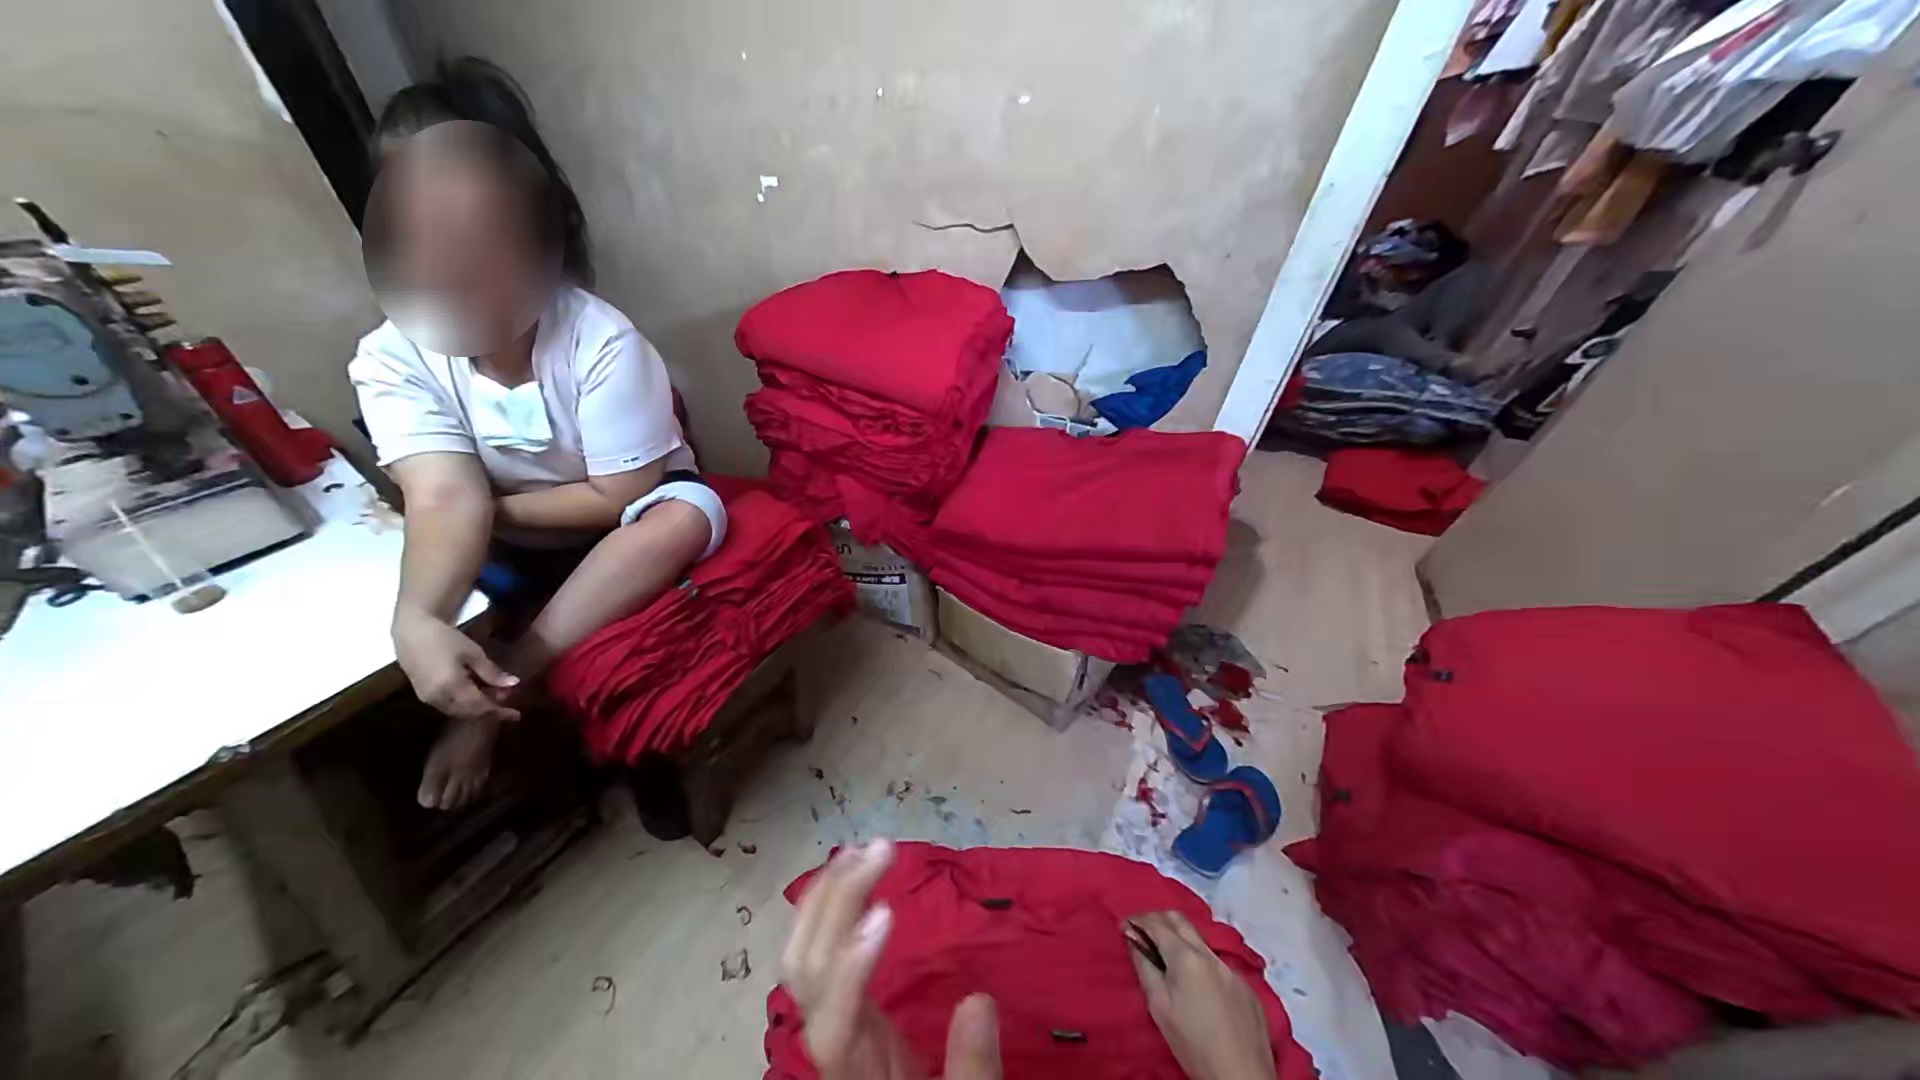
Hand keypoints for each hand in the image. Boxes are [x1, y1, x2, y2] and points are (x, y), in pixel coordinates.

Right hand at [392, 609, 520, 723]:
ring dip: (477, 710)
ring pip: (457, 712)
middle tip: (508, 709)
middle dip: (489, 713)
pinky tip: (477, 698)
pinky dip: (464, 706)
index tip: (517, 715)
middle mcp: (437, 698)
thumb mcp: (474, 654)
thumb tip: (513, 684)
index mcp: (452, 687)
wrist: (412, 632)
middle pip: (468, 713)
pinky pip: (447, 707)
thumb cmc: (446, 639)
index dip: (499, 712)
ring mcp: (427, 698)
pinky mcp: (422, 695)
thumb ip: (492, 672)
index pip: (481, 707)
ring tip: (496, 702)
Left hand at [780, 838, 1000, 1079]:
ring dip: (825, 895)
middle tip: (880, 849)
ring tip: (858, 849)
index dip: (850, 965)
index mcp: (853, 1069)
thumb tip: (979, 1000)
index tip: (886, 912)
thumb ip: (970, 1067)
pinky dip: (822, 906)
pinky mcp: (833, 999)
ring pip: (799, 954)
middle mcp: (826, 1037)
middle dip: (838, 901)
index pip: (833, 1020)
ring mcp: (824, 1015)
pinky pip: (810, 950)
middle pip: (807, 969)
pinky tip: (846, 876)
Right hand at [1126, 912, 1275, 1079]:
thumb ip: (1144, 966)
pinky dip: (1201, 965)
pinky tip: (1199, 989)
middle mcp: (1210, 955)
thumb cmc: (1192, 1044)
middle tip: (1142, 933)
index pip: (1157, 922)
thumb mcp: (1158, 1006)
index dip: (1138, 920)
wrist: (1241, 1078)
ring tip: (1168, 962)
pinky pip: (1218, 964)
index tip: (1124, 926)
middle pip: (1180, 920)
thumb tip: (1134, 939)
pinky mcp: (1247, 987)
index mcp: (1186, 957)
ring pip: (1200, 942)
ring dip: (1180, 942)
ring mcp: (1232, 970)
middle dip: (1158, 920)